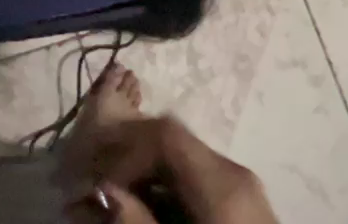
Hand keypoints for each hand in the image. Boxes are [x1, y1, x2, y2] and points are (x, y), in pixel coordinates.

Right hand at [69, 118, 277, 223]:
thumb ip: (139, 222)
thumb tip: (105, 191)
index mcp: (223, 182)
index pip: (165, 134)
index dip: (125, 150)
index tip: (101, 184)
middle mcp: (236, 173)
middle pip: (174, 140)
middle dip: (133, 157)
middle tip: (101, 184)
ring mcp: (245, 189)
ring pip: (185, 159)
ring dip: (149, 172)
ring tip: (122, 200)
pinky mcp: (245, 207)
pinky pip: (199, 180)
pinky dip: (170, 188)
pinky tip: (152, 211)